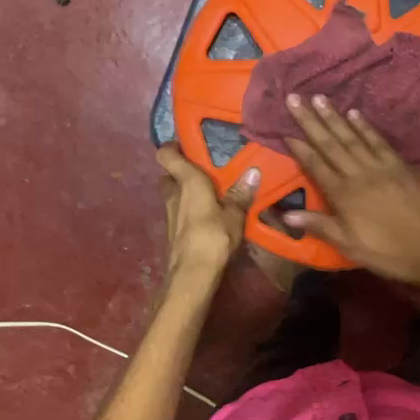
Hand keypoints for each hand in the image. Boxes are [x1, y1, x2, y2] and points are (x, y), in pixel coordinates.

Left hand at [157, 144, 257, 277]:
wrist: (191, 274)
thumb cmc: (213, 236)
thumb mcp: (234, 214)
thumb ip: (240, 193)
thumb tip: (253, 171)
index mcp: (187, 181)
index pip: (166, 154)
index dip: (172, 147)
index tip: (186, 145)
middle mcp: (173, 194)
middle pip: (169, 176)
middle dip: (181, 173)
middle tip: (203, 173)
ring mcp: (169, 215)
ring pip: (173, 196)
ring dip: (185, 194)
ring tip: (209, 195)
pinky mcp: (171, 232)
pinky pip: (178, 213)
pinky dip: (188, 212)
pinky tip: (206, 218)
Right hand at [282, 94, 419, 286]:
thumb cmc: (388, 252)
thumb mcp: (350, 246)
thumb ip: (320, 226)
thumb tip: (286, 213)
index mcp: (344, 195)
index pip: (316, 165)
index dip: (299, 148)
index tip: (285, 130)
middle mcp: (359, 174)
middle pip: (331, 144)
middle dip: (311, 121)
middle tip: (295, 98)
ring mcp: (381, 167)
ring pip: (353, 137)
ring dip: (335, 117)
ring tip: (320, 98)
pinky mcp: (400, 166)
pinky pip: (378, 141)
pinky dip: (365, 126)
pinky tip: (355, 113)